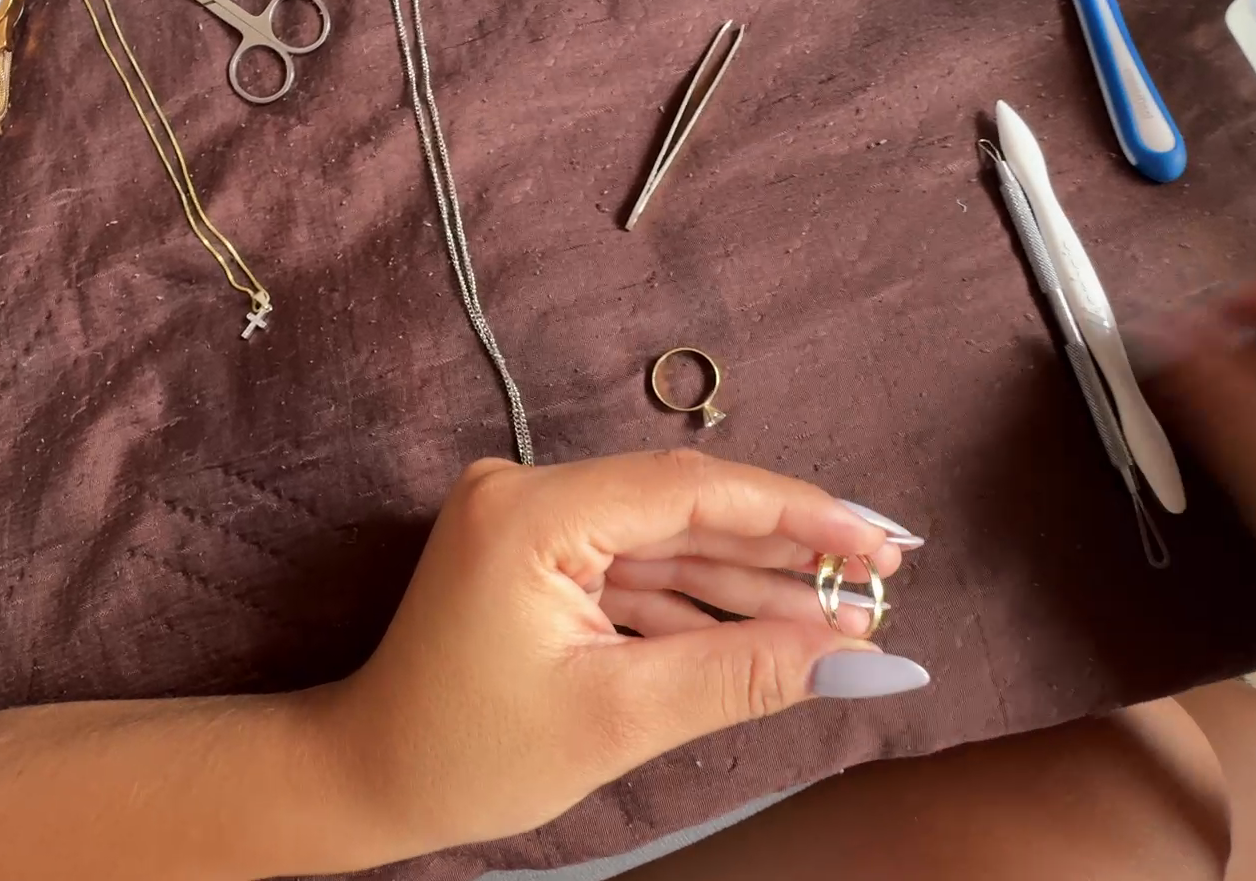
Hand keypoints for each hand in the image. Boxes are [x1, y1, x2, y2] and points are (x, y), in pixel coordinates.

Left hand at [317, 450, 925, 856]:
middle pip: (679, 507)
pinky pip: (630, 560)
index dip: (792, 511)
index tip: (878, 541)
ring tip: (839, 612)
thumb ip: (742, 673)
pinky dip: (692, 594)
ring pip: (662, 536)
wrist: (377, 767)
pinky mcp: (535, 543)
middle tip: (875, 580)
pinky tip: (767, 619)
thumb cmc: (473, 752)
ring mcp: (528, 513)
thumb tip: (863, 657)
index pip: (684, 489)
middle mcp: (524, 489)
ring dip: (745, 576)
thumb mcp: (618, 717)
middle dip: (779, 548)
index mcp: (530, 511)